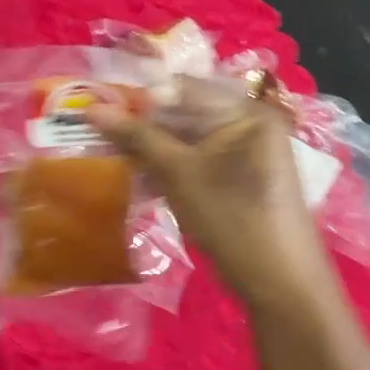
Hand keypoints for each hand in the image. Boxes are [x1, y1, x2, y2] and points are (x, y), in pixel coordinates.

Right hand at [84, 78, 333, 309]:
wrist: (279, 283)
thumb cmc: (233, 218)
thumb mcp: (178, 173)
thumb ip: (135, 136)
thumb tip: (90, 108)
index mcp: (245, 113)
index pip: (181, 87)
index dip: (136, 94)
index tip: (96, 102)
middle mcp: (247, 124)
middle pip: (182, 110)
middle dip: (139, 120)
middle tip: (95, 125)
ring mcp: (242, 152)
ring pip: (183, 136)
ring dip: (146, 143)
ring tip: (106, 147)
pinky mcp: (234, 176)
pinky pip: (191, 156)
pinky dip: (164, 162)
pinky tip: (134, 171)